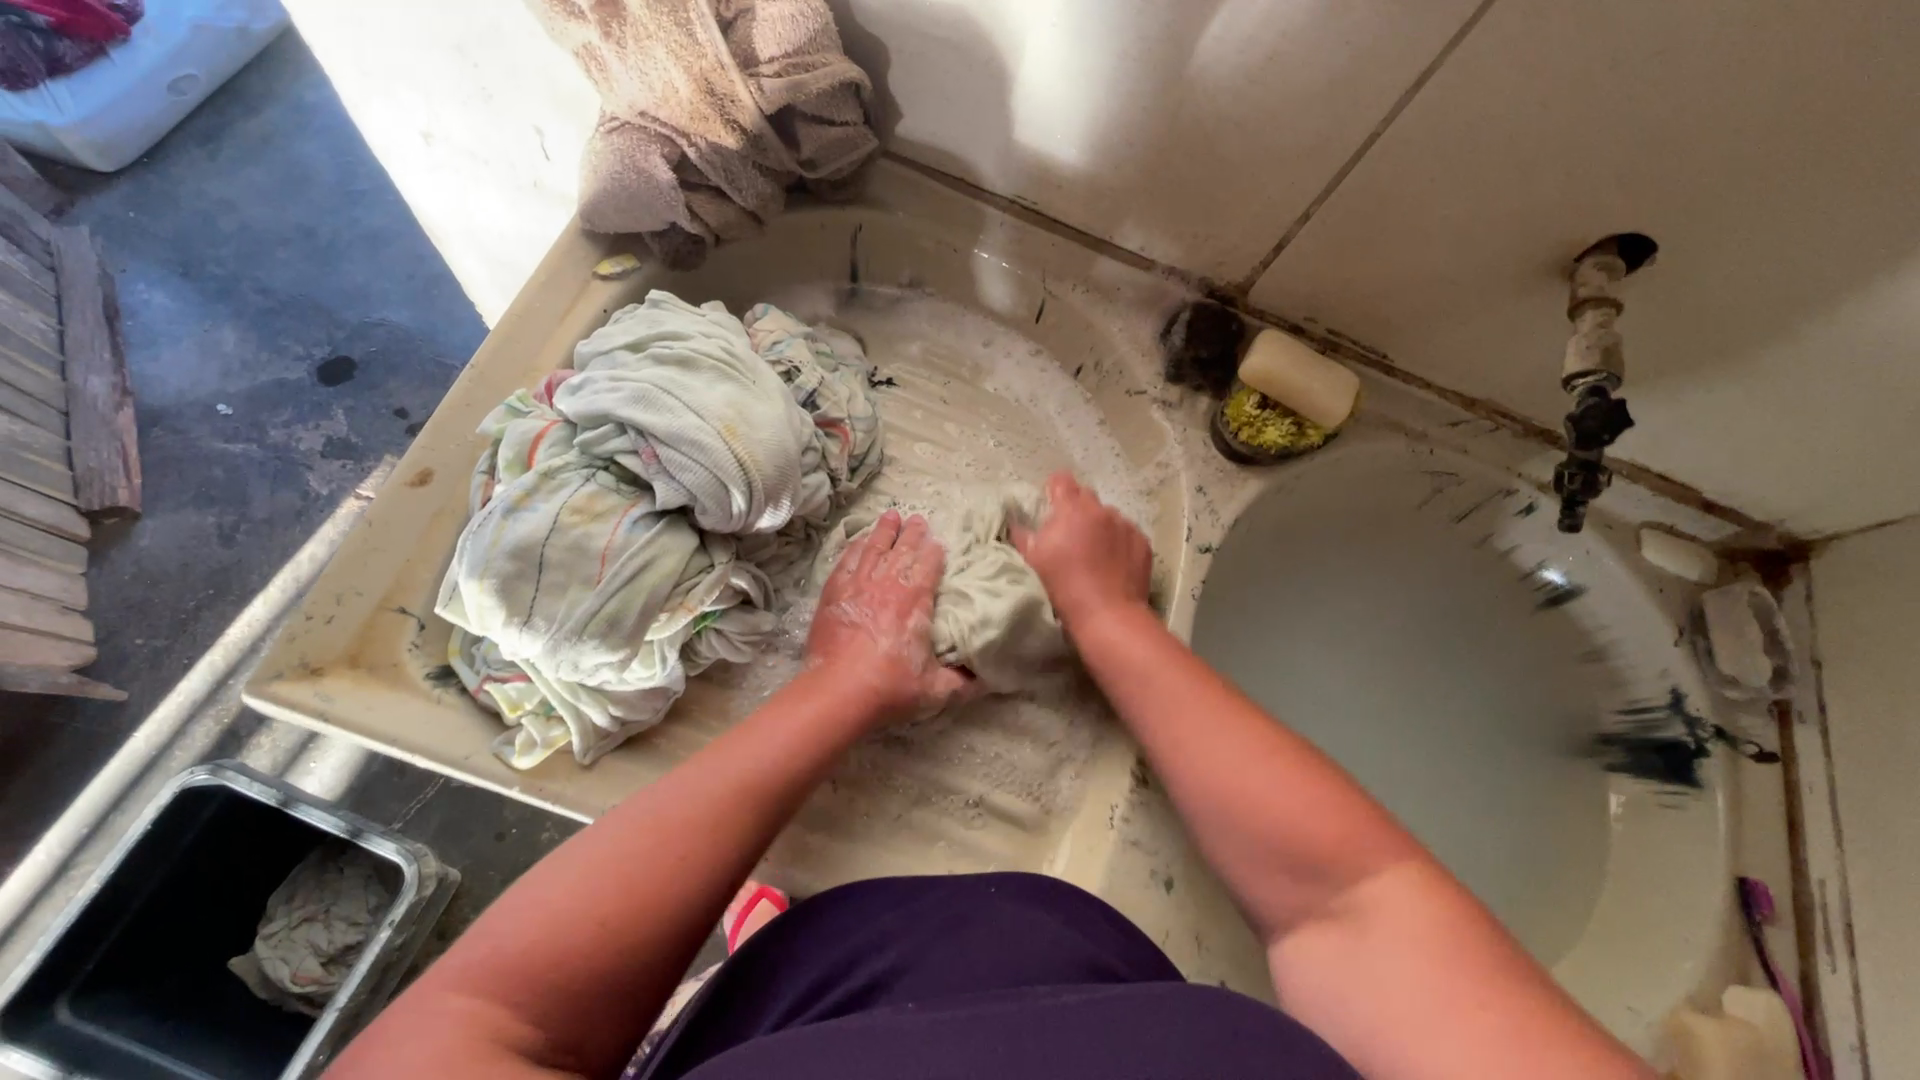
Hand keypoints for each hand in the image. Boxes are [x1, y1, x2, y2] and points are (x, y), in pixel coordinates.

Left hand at [807, 509, 974, 718]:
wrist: (836, 692)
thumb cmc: (889, 687)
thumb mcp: (935, 690)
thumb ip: (961, 682)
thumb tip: (984, 680)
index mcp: (915, 599)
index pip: (930, 563)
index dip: (936, 551)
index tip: (940, 543)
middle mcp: (887, 584)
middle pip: (903, 549)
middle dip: (913, 533)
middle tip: (919, 519)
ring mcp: (857, 586)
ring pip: (874, 548)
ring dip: (884, 531)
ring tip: (891, 516)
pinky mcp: (833, 594)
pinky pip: (847, 561)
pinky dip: (856, 547)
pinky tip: (859, 541)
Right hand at [1011, 471, 1152, 628]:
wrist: (1107, 614)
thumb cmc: (1063, 586)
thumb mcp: (1033, 561)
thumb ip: (1022, 535)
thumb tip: (1016, 523)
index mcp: (1071, 509)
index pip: (1061, 480)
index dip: (1054, 489)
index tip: (1050, 503)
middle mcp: (1101, 510)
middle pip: (1086, 496)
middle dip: (1076, 509)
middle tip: (1069, 533)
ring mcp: (1125, 525)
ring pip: (1108, 516)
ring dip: (1100, 526)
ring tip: (1095, 552)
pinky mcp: (1143, 542)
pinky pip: (1127, 534)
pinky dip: (1119, 542)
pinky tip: (1114, 563)